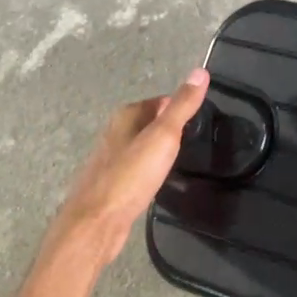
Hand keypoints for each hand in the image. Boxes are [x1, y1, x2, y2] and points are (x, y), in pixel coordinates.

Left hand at [46, 68, 210, 267]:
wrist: (95, 225)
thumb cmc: (130, 176)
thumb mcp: (164, 136)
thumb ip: (182, 106)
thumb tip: (200, 71)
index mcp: (125, 118)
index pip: (160, 101)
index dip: (180, 108)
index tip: (201, 120)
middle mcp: (114, 134)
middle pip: (150, 123)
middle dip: (170, 129)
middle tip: (196, 139)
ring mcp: (110, 161)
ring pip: (142, 147)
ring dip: (160, 151)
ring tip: (181, 160)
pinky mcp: (110, 185)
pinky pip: (136, 169)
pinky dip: (149, 170)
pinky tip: (159, 181)